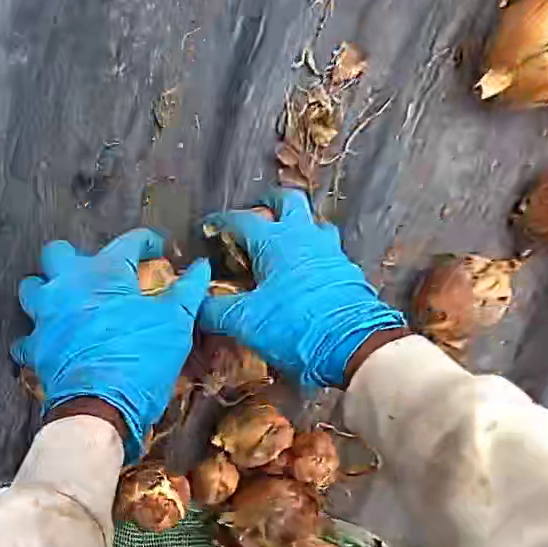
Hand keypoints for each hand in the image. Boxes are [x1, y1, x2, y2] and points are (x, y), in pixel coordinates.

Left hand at [11, 228, 208, 460]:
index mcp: (105, 273)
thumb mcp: (175, 324)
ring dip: (46, 292)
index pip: (128, 242)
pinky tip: (51, 344)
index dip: (146, 242)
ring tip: (65, 304)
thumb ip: (187, 291)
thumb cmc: (141, 360)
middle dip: (75, 258)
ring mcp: (45, 317)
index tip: (157, 248)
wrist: (101, 407)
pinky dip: (37, 339)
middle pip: (59, 253)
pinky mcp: (35, 348)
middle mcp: (67, 286)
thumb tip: (201, 267)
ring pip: (32, 288)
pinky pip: (26, 338)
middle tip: (95, 275)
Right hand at [199, 188, 405, 389]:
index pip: (242, 221)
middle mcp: (305, 237)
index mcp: (275, 241)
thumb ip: (216, 311)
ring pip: (314, 224)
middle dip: (270, 202)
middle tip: (257, 212)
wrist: (351, 345)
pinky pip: (327, 251)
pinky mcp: (347, 272)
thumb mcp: (245, 321)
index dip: (222, 222)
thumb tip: (195, 305)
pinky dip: (313, 254)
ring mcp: (330, 252)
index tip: (210, 227)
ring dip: (298, 226)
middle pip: (289, 201)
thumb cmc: (293, 326)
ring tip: (285, 241)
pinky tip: (306, 273)